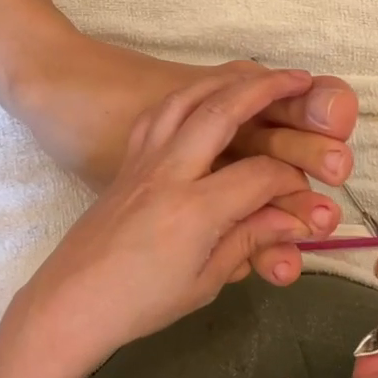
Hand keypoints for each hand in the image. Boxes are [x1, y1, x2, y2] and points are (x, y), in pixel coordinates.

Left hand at [11, 68, 340, 376]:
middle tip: (298, 78)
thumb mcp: (204, 282)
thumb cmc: (140, 302)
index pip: (259, 176)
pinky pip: (158, 114)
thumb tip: (293, 219)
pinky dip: (186, 96)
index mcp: (193, 210)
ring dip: (223, 81)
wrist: (71, 300)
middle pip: (221, 112)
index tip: (305, 194)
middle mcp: (168, 172)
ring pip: (184, 100)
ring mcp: (142, 160)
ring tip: (253, 74)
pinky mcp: (127, 160)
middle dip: (264, 89)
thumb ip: (248, 241)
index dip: (291, 181)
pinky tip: (201, 98)